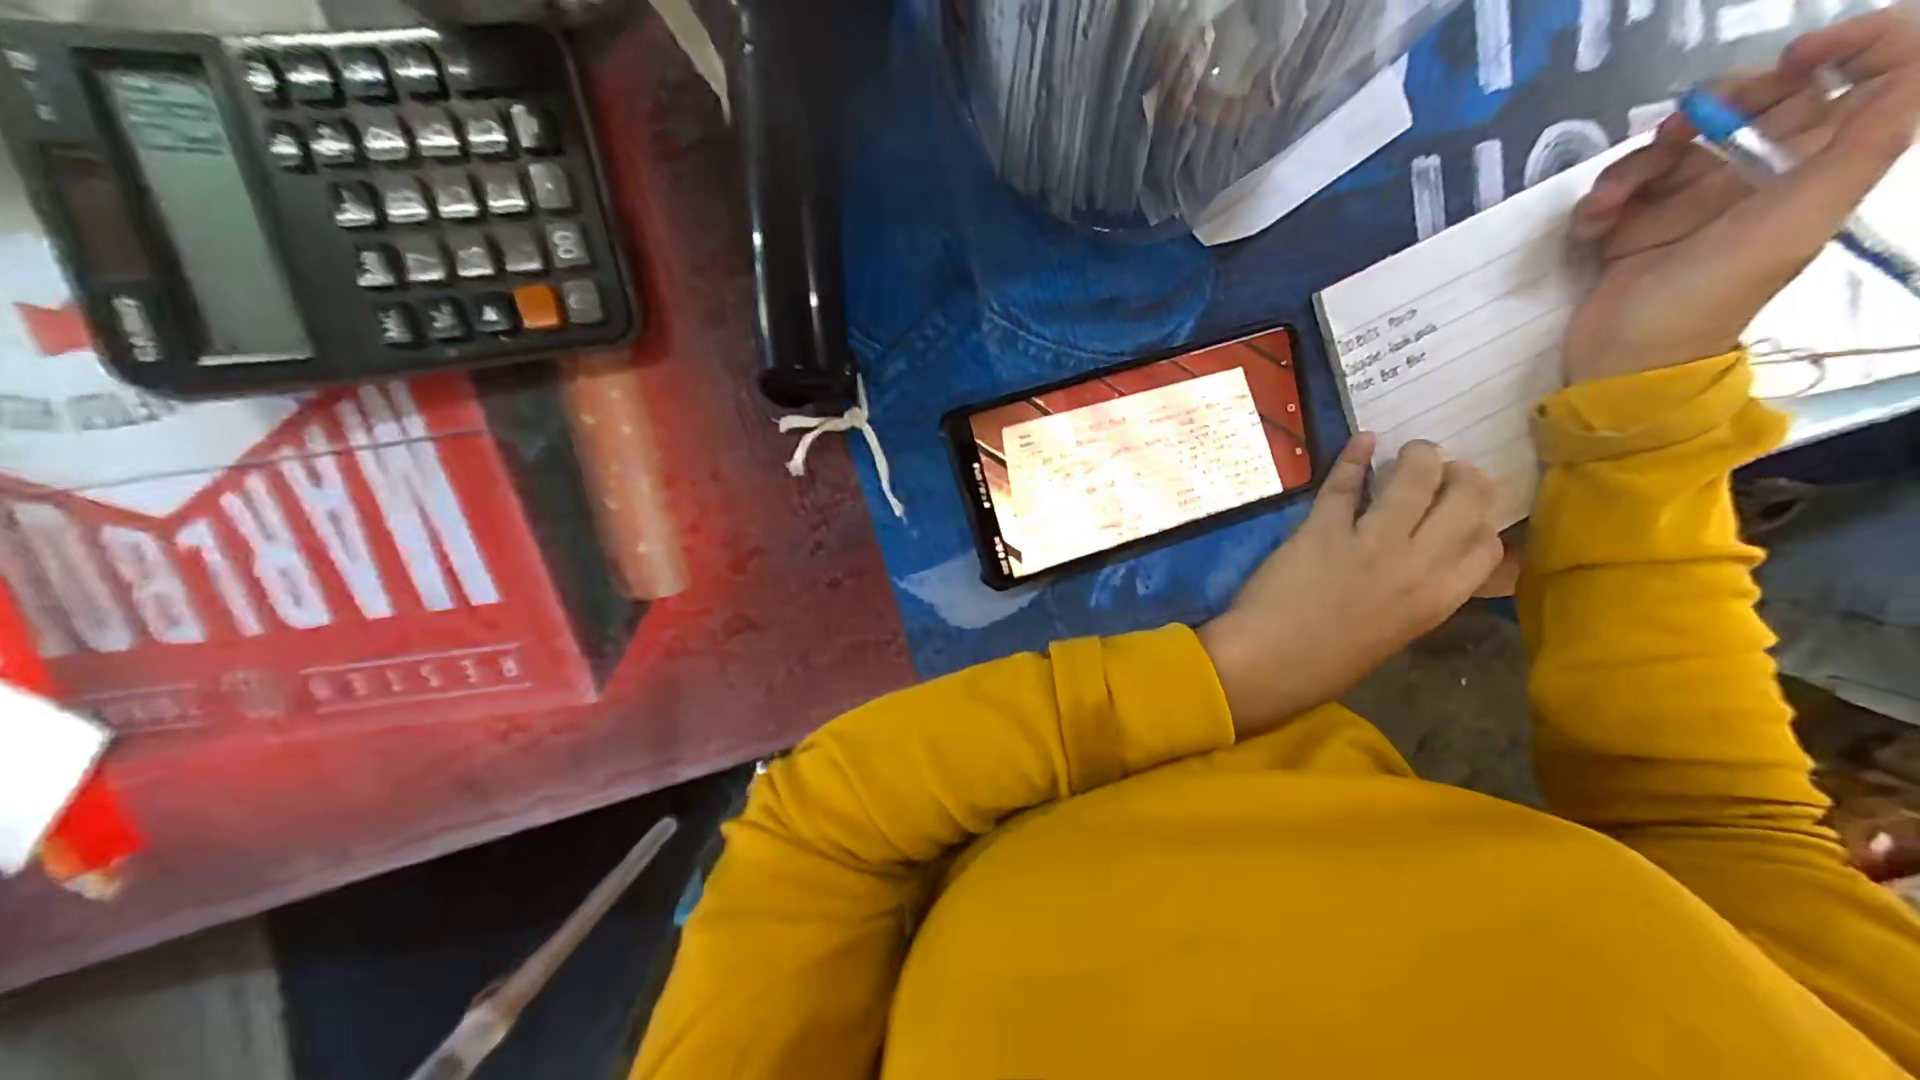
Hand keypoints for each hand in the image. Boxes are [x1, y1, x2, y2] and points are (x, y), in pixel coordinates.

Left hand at [1198, 435, 1503, 738]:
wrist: (1270, 663)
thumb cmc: (1329, 662)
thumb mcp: (1394, 633)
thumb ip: (1417, 595)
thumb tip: (1426, 561)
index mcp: (1439, 600)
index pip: (1487, 545)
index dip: (1481, 518)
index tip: (1466, 505)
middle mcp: (1416, 566)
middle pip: (1464, 502)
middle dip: (1462, 475)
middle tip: (1445, 467)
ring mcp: (1369, 544)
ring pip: (1412, 482)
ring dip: (1417, 457)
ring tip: (1413, 450)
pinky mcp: (1321, 531)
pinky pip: (1343, 486)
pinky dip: (1353, 458)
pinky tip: (1363, 440)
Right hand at [1564, 9, 1919, 383]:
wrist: (1623, 358)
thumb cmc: (1706, 297)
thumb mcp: (1798, 221)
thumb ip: (1867, 140)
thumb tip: (1913, 55)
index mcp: (1818, 169)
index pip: (1879, 74)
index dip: (1854, 44)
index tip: (1793, 56)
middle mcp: (1761, 176)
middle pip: (1762, 98)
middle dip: (1716, 105)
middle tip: (1678, 134)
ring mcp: (1691, 200)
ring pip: (1677, 142)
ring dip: (1636, 165)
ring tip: (1611, 205)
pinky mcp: (1635, 222)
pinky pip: (1622, 184)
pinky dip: (1603, 198)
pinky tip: (1593, 226)